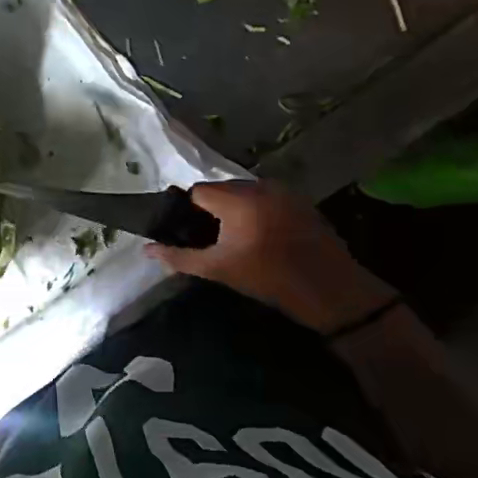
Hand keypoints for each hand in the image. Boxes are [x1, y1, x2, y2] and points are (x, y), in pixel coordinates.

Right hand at [145, 179, 395, 333]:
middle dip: (212, 209)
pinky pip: (266, 198)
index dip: (189, 211)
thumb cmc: (269, 279)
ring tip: (235, 238)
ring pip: (244, 192)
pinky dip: (256, 211)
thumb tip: (146, 250)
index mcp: (239, 199)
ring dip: (234, 209)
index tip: (192, 234)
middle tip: (211, 238)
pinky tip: (260, 237)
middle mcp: (261, 186)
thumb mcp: (218, 270)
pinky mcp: (301, 202)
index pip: (198, 191)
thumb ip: (179, 257)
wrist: (331, 291)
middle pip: (221, 188)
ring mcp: (285, 192)